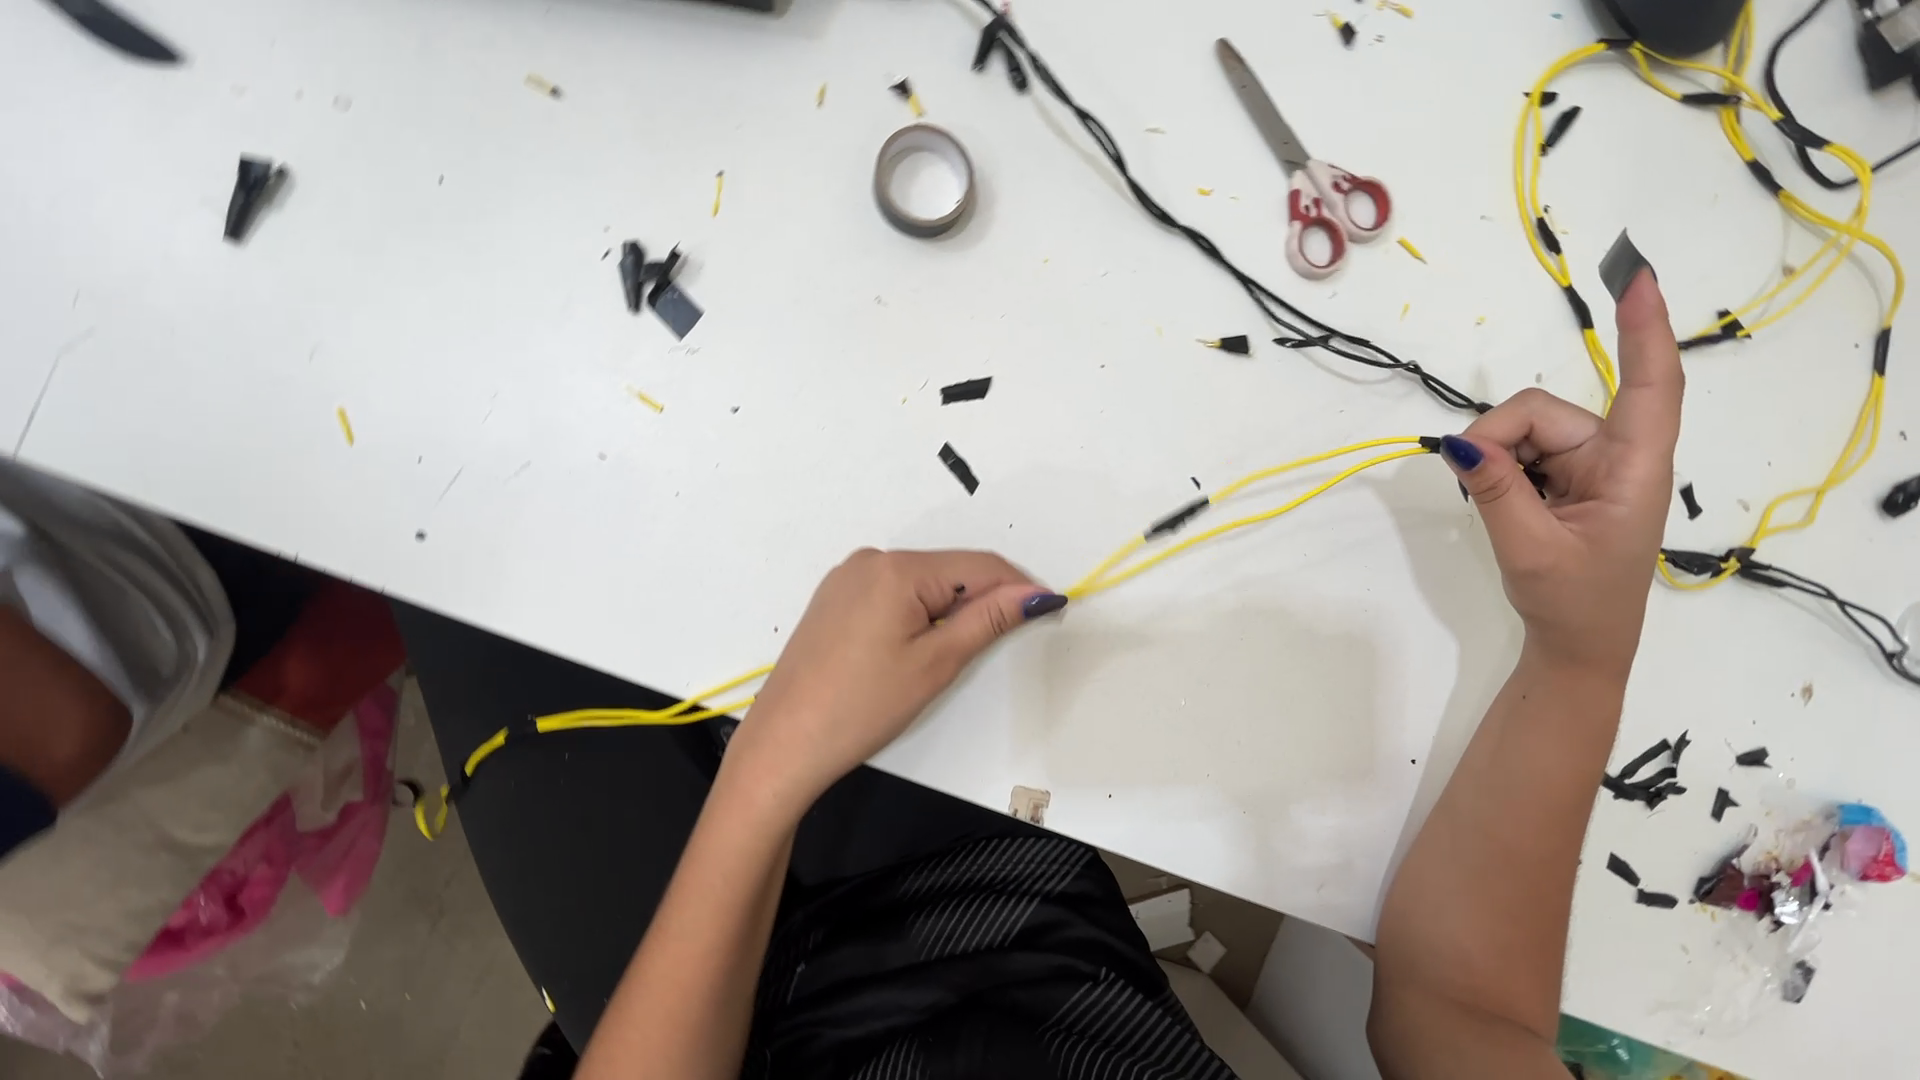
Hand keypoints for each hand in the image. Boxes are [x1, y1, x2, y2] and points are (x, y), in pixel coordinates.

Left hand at [725, 549, 1064, 808]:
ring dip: (950, 608)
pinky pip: (892, 593)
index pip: (979, 564)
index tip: (1051, 609)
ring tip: (953, 655)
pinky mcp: (834, 598)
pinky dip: (917, 613)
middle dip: (983, 599)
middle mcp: (870, 560)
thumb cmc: (863, 707)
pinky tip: (914, 649)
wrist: (785, 743)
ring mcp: (846, 578)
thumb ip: (990, 619)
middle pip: (949, 570)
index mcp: (897, 568)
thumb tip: (1036, 593)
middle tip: (1004, 640)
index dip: (1019, 586)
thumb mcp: (936, 663)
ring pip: (921, 583)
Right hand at [1438, 270, 1683, 675]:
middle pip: (1543, 412)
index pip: (1649, 386)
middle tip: (1467, 483)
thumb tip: (1459, 443)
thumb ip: (1497, 491)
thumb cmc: (1574, 601)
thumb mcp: (1530, 548)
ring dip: (1492, 460)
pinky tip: (1496, 501)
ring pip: (1522, 431)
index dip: (1642, 332)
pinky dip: (1494, 470)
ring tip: (1490, 507)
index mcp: (1631, 469)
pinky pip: (1516, 452)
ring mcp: (1585, 467)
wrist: (1578, 644)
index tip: (1638, 278)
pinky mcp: (1562, 479)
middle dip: (1496, 439)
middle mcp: (1613, 457)